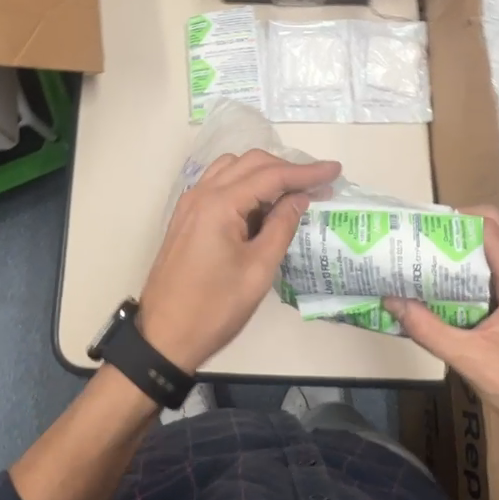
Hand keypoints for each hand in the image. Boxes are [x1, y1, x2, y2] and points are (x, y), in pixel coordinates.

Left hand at [137, 150, 340, 372]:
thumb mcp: (258, 271)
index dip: (306, 172)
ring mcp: (191, 203)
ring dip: (264, 173)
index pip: (271, 175)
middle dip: (287, 169)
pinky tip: (262, 205)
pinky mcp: (187, 217)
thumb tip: (299, 198)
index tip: (335, 170)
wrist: (163, 336)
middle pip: (251, 163)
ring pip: (232, 168)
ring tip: (292, 193)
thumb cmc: (214, 308)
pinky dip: (244, 184)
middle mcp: (202, 193)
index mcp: (220, 204)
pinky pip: (219, 184)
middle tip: (318, 185)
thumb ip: (281, 227)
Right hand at [383, 207, 498, 442]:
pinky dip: (472, 260)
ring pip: (496, 243)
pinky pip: (497, 263)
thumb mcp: (468, 359)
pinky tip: (446, 276)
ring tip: (430, 249)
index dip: (457, 218)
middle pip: (496, 227)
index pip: (491, 229)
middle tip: (424, 234)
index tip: (424, 224)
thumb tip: (391, 300)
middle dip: (459, 224)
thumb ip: (427, 329)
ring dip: (465, 240)